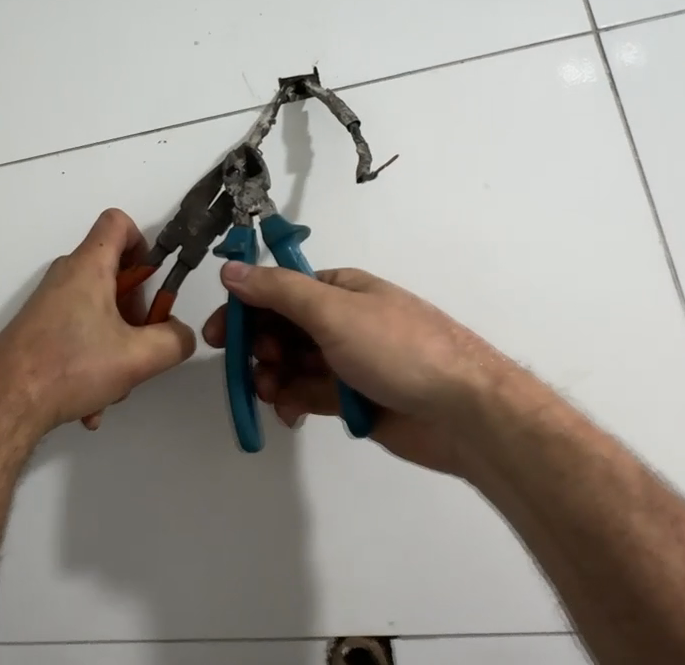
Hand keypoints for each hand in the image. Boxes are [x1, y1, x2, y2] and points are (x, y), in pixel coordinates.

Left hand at [0, 209, 197, 435]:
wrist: (5, 401)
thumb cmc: (71, 366)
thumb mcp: (138, 358)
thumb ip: (174, 340)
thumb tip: (180, 334)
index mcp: (89, 266)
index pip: (118, 223)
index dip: (142, 243)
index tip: (152, 282)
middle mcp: (66, 276)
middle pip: (113, 275)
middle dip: (134, 312)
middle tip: (138, 346)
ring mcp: (48, 303)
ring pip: (98, 312)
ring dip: (115, 348)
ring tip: (113, 389)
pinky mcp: (37, 329)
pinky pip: (76, 334)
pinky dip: (91, 363)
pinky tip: (90, 405)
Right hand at [202, 262, 518, 473]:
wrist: (466, 414)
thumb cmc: (398, 350)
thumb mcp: (333, 311)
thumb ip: (278, 291)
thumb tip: (231, 269)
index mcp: (338, 290)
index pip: (277, 290)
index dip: (243, 309)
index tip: (217, 335)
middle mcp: (340, 321)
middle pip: (280, 329)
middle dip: (258, 348)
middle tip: (250, 369)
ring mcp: (348, 361)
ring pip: (291, 365)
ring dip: (272, 377)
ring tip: (271, 394)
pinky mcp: (354, 399)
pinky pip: (309, 394)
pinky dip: (293, 401)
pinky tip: (289, 413)